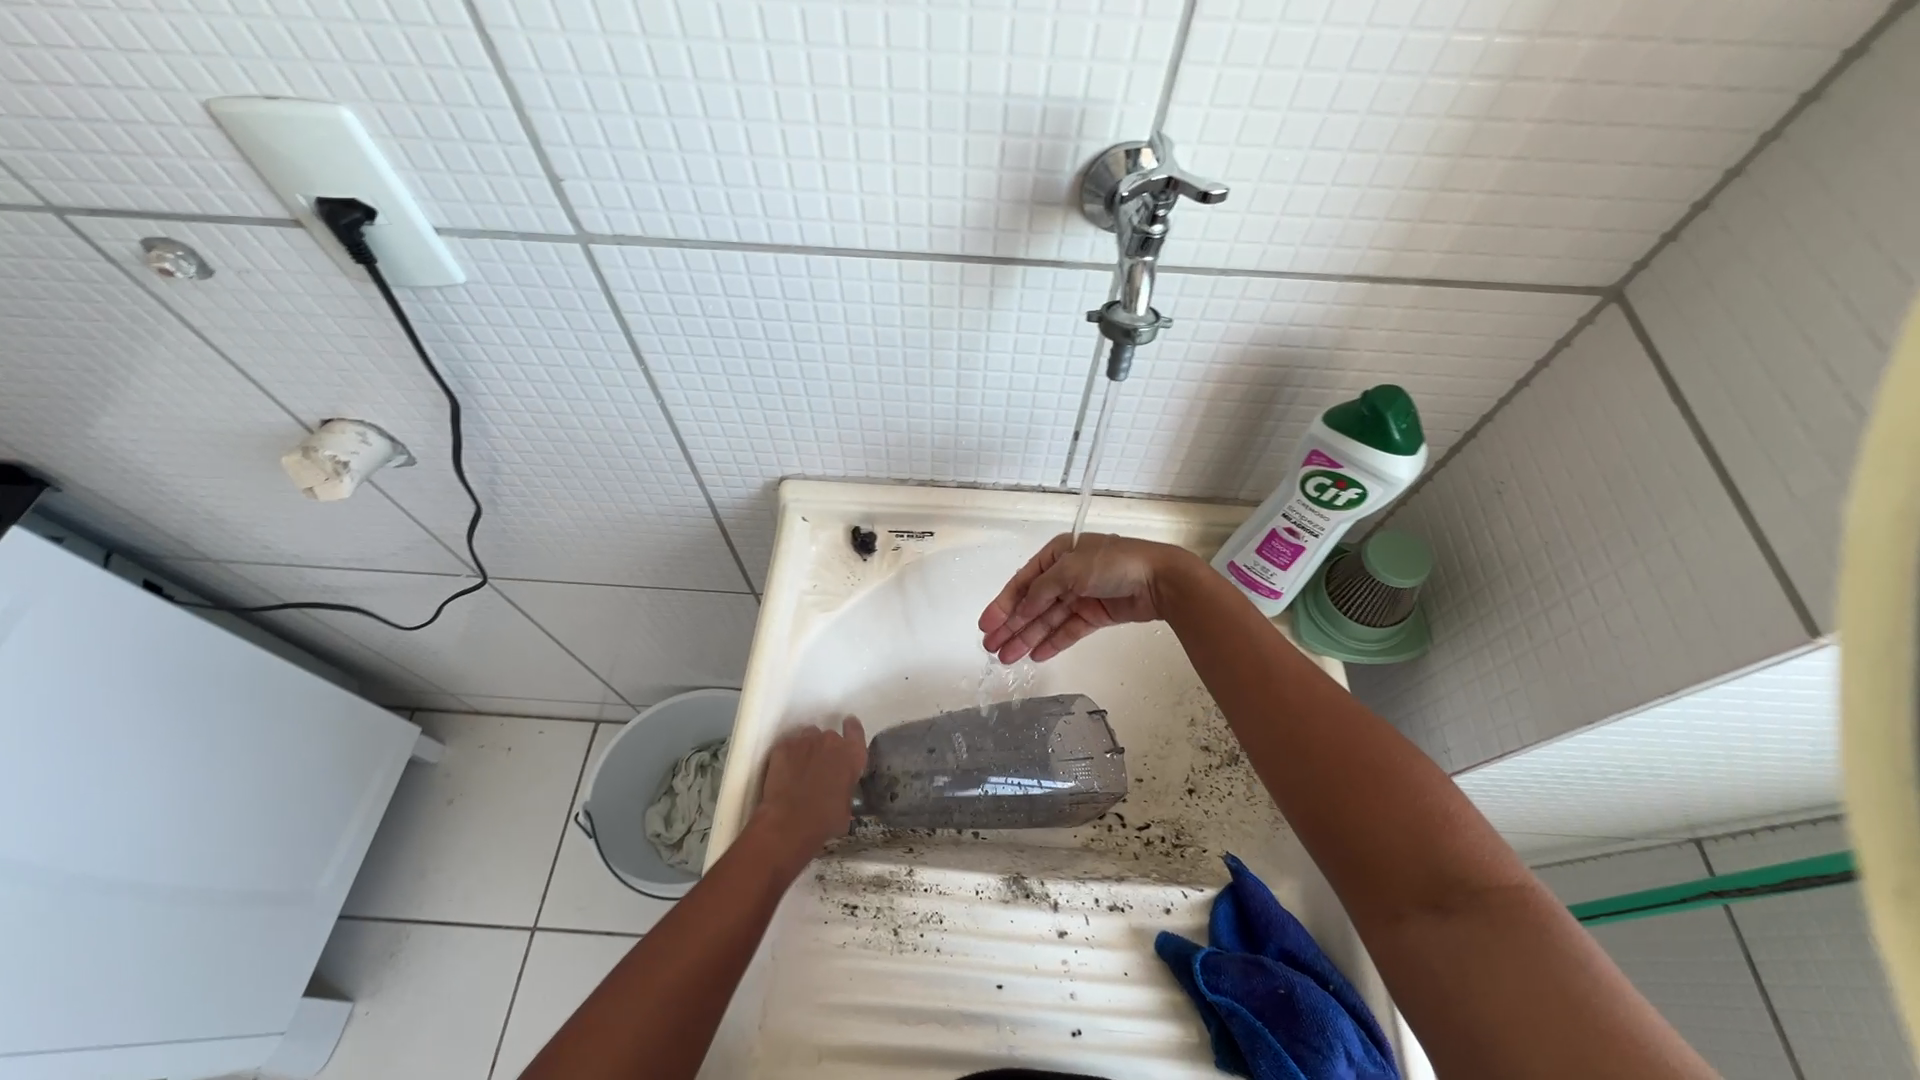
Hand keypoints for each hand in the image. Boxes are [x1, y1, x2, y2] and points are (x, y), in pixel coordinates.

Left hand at [750, 718, 867, 866]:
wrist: (790, 823)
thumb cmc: (826, 820)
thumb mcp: (847, 806)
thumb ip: (845, 787)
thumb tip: (838, 791)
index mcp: (851, 755)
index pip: (855, 730)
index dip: (851, 729)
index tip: (847, 728)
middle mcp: (830, 741)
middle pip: (829, 737)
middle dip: (825, 749)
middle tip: (820, 768)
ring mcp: (804, 741)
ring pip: (808, 737)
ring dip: (807, 749)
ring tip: (801, 769)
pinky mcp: (782, 747)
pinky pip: (788, 746)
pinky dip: (788, 757)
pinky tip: (785, 774)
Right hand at [978, 533, 1193, 662]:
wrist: (1160, 579)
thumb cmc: (1113, 564)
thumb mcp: (1070, 570)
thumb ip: (1041, 590)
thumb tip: (1021, 609)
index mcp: (1058, 555)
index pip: (1023, 582)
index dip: (1002, 604)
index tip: (985, 626)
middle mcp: (1066, 574)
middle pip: (1032, 604)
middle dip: (1011, 626)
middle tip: (990, 648)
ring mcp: (1081, 596)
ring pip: (1048, 620)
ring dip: (1027, 638)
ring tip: (1007, 658)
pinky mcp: (1096, 615)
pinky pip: (1068, 630)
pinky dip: (1052, 642)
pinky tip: (1036, 655)